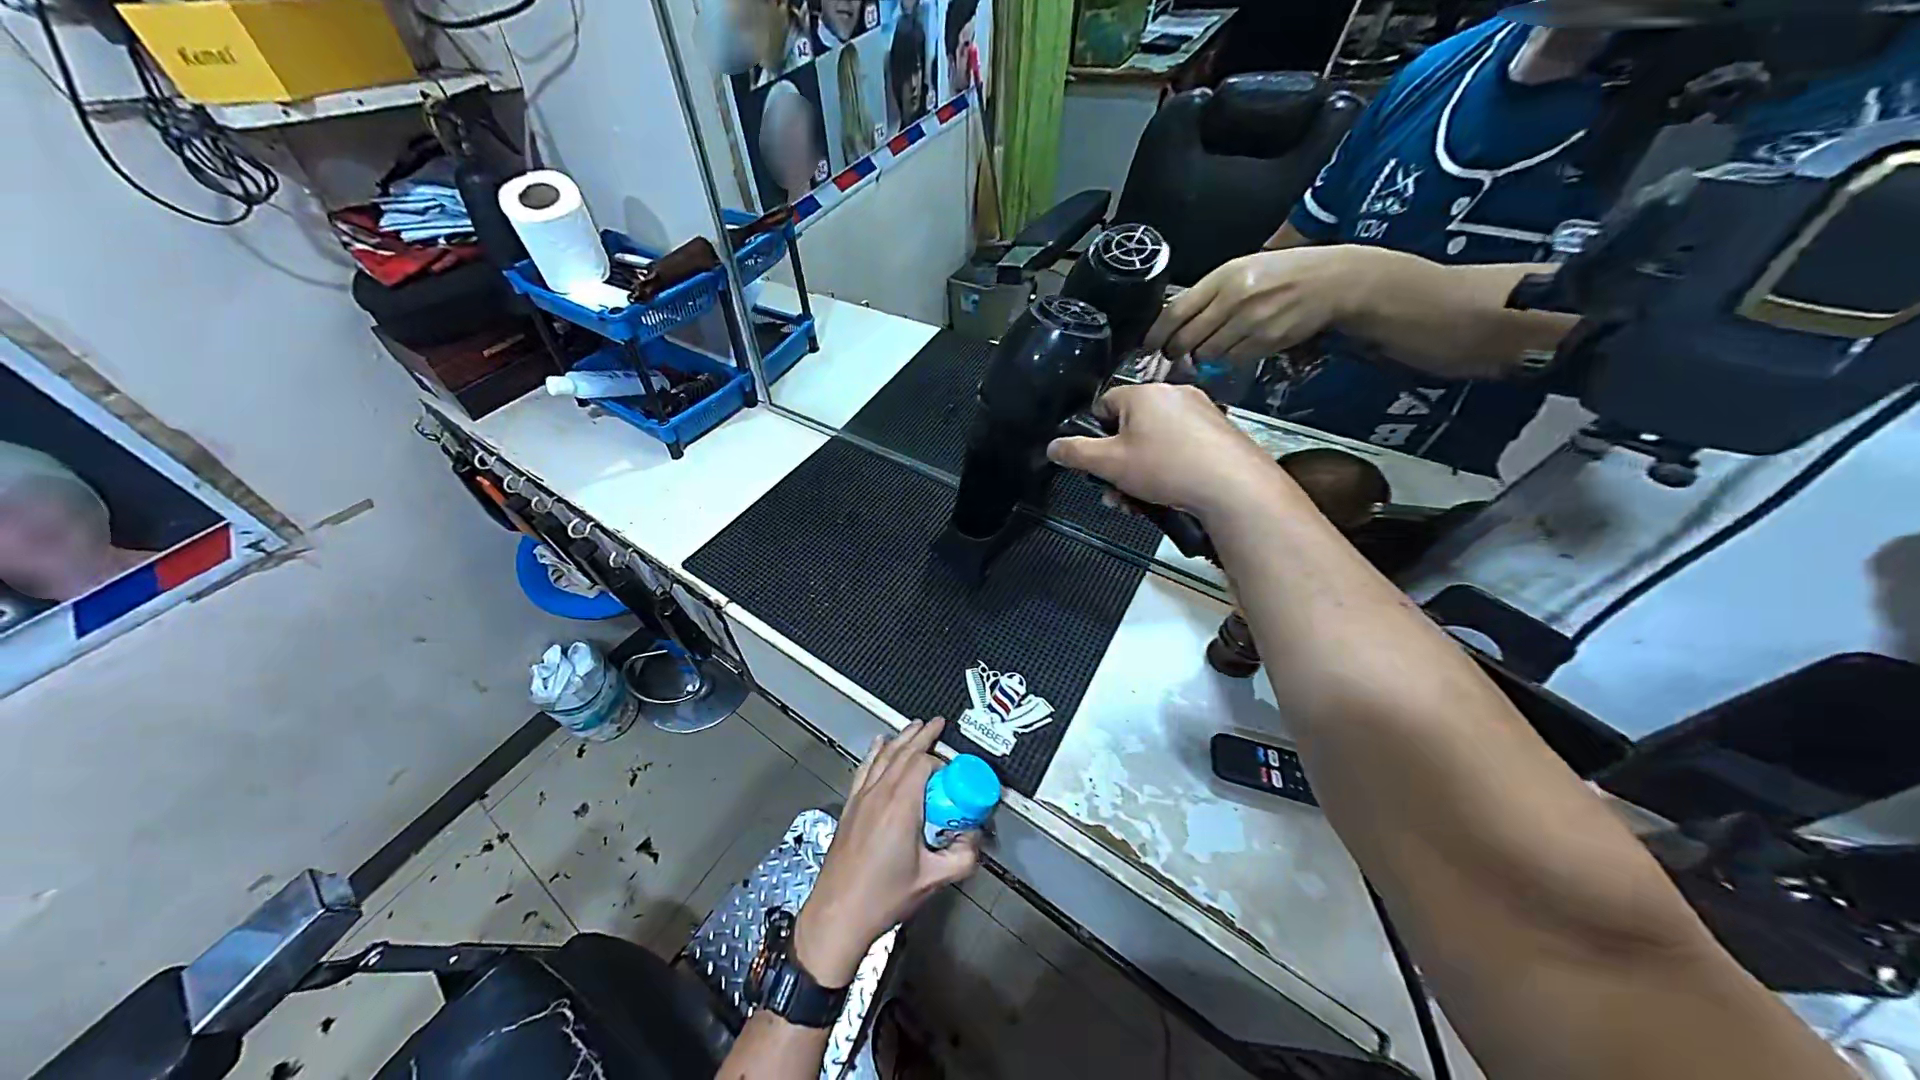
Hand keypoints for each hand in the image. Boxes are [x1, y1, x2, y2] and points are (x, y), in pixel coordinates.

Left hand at [795, 718, 978, 985]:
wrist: (838, 915)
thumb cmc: (880, 898)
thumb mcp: (933, 879)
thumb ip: (963, 857)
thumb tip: (975, 840)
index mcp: (900, 806)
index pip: (923, 763)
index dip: (942, 761)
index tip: (954, 774)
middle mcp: (879, 795)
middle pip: (903, 751)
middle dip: (923, 735)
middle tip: (938, 724)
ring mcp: (861, 799)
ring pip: (884, 756)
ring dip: (902, 739)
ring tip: (915, 727)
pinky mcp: (850, 808)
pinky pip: (865, 769)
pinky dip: (875, 753)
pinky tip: (879, 745)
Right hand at [1046, 384, 1288, 519]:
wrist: (1233, 487)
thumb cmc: (1166, 468)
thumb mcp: (1109, 464)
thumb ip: (1075, 453)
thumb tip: (1053, 446)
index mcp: (1143, 393)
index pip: (1104, 404)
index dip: (1095, 435)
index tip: (1097, 462)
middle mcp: (1173, 394)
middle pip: (1130, 426)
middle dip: (1117, 462)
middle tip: (1115, 492)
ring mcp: (1200, 412)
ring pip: (1155, 441)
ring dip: (1140, 471)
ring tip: (1139, 502)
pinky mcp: (1219, 432)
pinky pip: (1181, 447)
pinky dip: (1169, 468)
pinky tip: (1168, 495)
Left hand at [1143, 246, 1382, 365]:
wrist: (1330, 281)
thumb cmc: (1282, 273)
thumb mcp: (1241, 270)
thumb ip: (1209, 294)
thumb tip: (1175, 319)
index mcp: (1223, 277)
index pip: (1176, 312)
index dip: (1156, 334)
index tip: (1148, 344)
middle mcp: (1233, 299)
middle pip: (1185, 338)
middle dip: (1174, 351)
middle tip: (1174, 353)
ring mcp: (1249, 322)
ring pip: (1206, 353)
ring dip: (1200, 357)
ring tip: (1207, 350)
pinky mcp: (1265, 341)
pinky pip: (1230, 360)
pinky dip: (1225, 360)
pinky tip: (1231, 350)